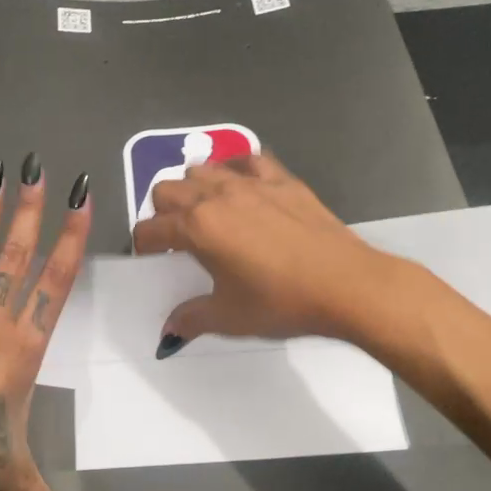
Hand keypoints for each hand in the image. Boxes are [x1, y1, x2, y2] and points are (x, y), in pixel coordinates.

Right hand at [131, 153, 393, 353]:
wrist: (347, 284)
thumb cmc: (282, 302)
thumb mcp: (230, 317)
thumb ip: (192, 318)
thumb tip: (168, 330)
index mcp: (197, 228)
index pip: (151, 228)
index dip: (144, 244)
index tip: (150, 258)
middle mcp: (217, 196)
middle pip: (168, 189)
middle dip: (163, 212)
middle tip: (177, 238)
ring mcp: (251, 183)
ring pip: (203, 169)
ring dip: (194, 187)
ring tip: (207, 212)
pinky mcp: (283, 179)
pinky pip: (248, 160)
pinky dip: (236, 169)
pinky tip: (243, 187)